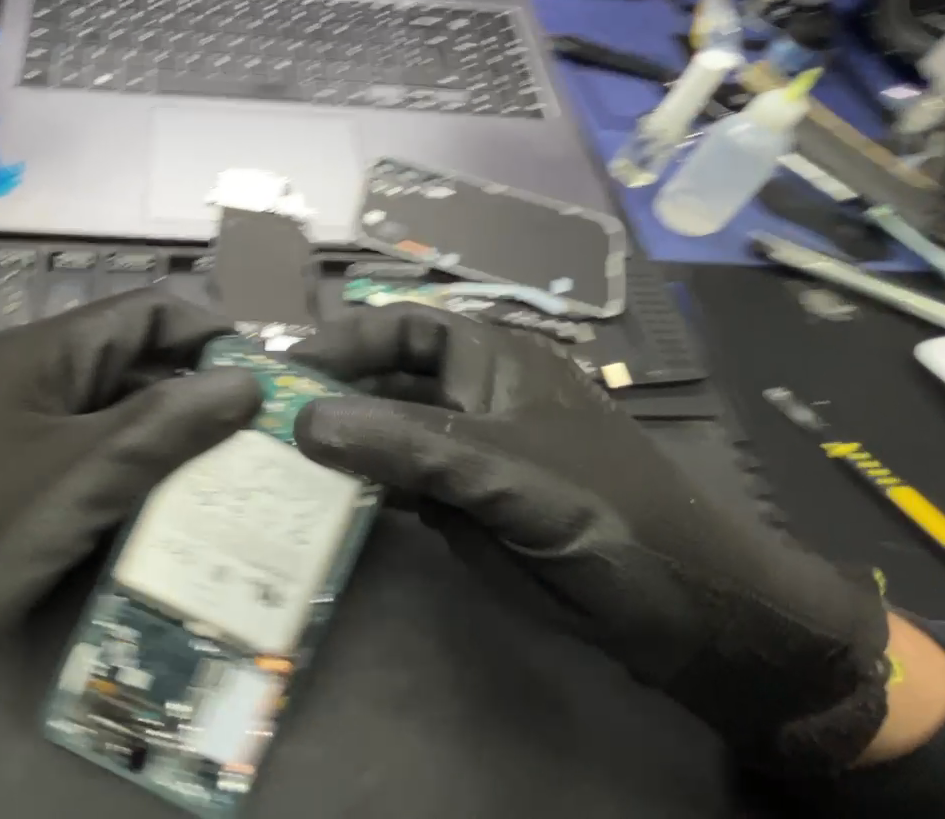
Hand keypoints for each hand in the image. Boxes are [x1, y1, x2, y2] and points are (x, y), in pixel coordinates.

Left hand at [0, 290, 261, 727]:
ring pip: (123, 410)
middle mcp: (40, 375)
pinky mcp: (32, 471)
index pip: (143, 312)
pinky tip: (187, 500)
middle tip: (267, 431)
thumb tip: (247, 383)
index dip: (207, 332)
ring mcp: (33, 425)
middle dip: (201, 389)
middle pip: (137, 360)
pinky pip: (102, 452)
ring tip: (243, 467)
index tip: (267, 374)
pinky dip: (144, 467)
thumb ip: (163, 425)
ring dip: (177, 432)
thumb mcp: (79, 476)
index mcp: (42, 352)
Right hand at [290, 305, 890, 772]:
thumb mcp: (507, 469)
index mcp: (492, 360)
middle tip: (263, 417)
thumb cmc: (607, 514)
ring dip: (337, 444)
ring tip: (273, 460)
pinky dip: (357, 489)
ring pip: (384, 436)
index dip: (345, 339)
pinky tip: (317, 502)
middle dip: (329, 394)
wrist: (682, 615)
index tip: (284, 365)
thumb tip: (304, 420)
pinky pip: (395, 485)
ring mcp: (464, 454)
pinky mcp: (460, 506)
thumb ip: (408, 444)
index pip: (403, 329)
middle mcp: (471, 397)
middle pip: (385, 381)